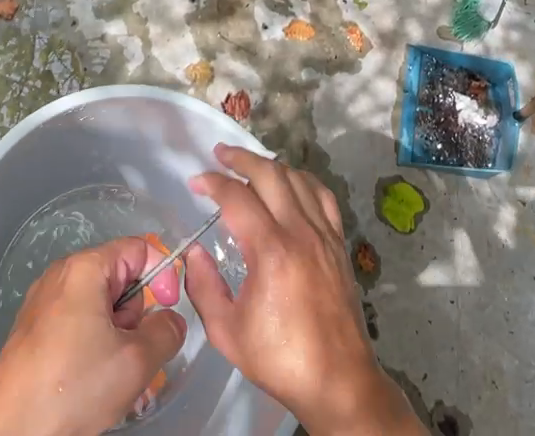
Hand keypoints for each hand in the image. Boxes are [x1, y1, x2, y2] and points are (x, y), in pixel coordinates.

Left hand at [0, 236, 184, 435]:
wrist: (12, 433)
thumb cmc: (75, 387)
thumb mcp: (138, 360)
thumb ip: (167, 330)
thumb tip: (170, 319)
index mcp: (84, 269)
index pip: (139, 249)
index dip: (163, 274)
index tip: (168, 310)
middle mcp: (60, 277)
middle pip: (119, 279)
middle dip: (136, 314)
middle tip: (132, 352)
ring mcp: (42, 305)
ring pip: (99, 307)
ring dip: (117, 337)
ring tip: (113, 377)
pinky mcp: (31, 332)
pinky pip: (77, 326)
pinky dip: (93, 347)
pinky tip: (91, 383)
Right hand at [184, 145, 423, 434]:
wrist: (338, 380)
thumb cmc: (279, 358)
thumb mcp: (226, 331)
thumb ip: (203, 287)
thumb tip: (195, 251)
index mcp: (271, 251)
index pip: (237, 198)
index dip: (213, 183)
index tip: (196, 182)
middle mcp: (300, 232)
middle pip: (270, 174)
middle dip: (241, 159)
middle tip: (220, 155)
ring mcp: (324, 235)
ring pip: (298, 179)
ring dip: (271, 165)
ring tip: (250, 165)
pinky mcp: (339, 244)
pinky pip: (323, 196)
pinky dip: (303, 181)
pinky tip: (291, 183)